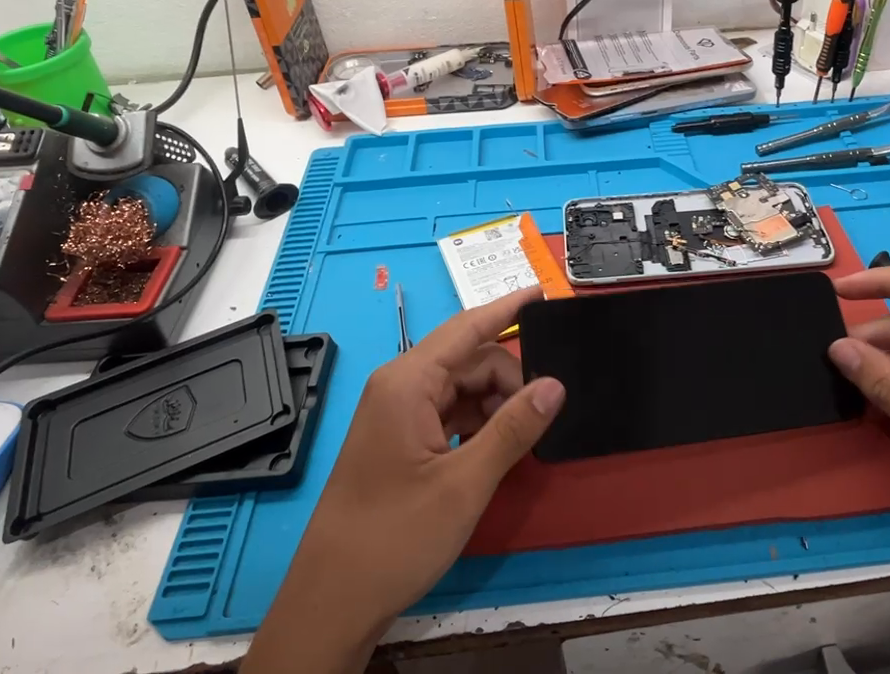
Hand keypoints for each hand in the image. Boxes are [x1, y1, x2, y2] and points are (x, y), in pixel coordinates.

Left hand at [245, 287, 563, 673]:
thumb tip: (555, 386)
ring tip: (530, 433)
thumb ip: (512, 430)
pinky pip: (450, 413)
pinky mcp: (400, 439)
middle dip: (511, 377)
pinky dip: (479, 424)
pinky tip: (502, 446)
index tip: (544, 292)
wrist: (334, 598)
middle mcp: (400, 386)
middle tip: (550, 408)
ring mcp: (398, 414)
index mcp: (408, 382)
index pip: (467, 327)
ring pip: (462, 389)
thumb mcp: (464, 484)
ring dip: (496, 405)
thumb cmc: (395, 536)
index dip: (508, 309)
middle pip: (470, 361)